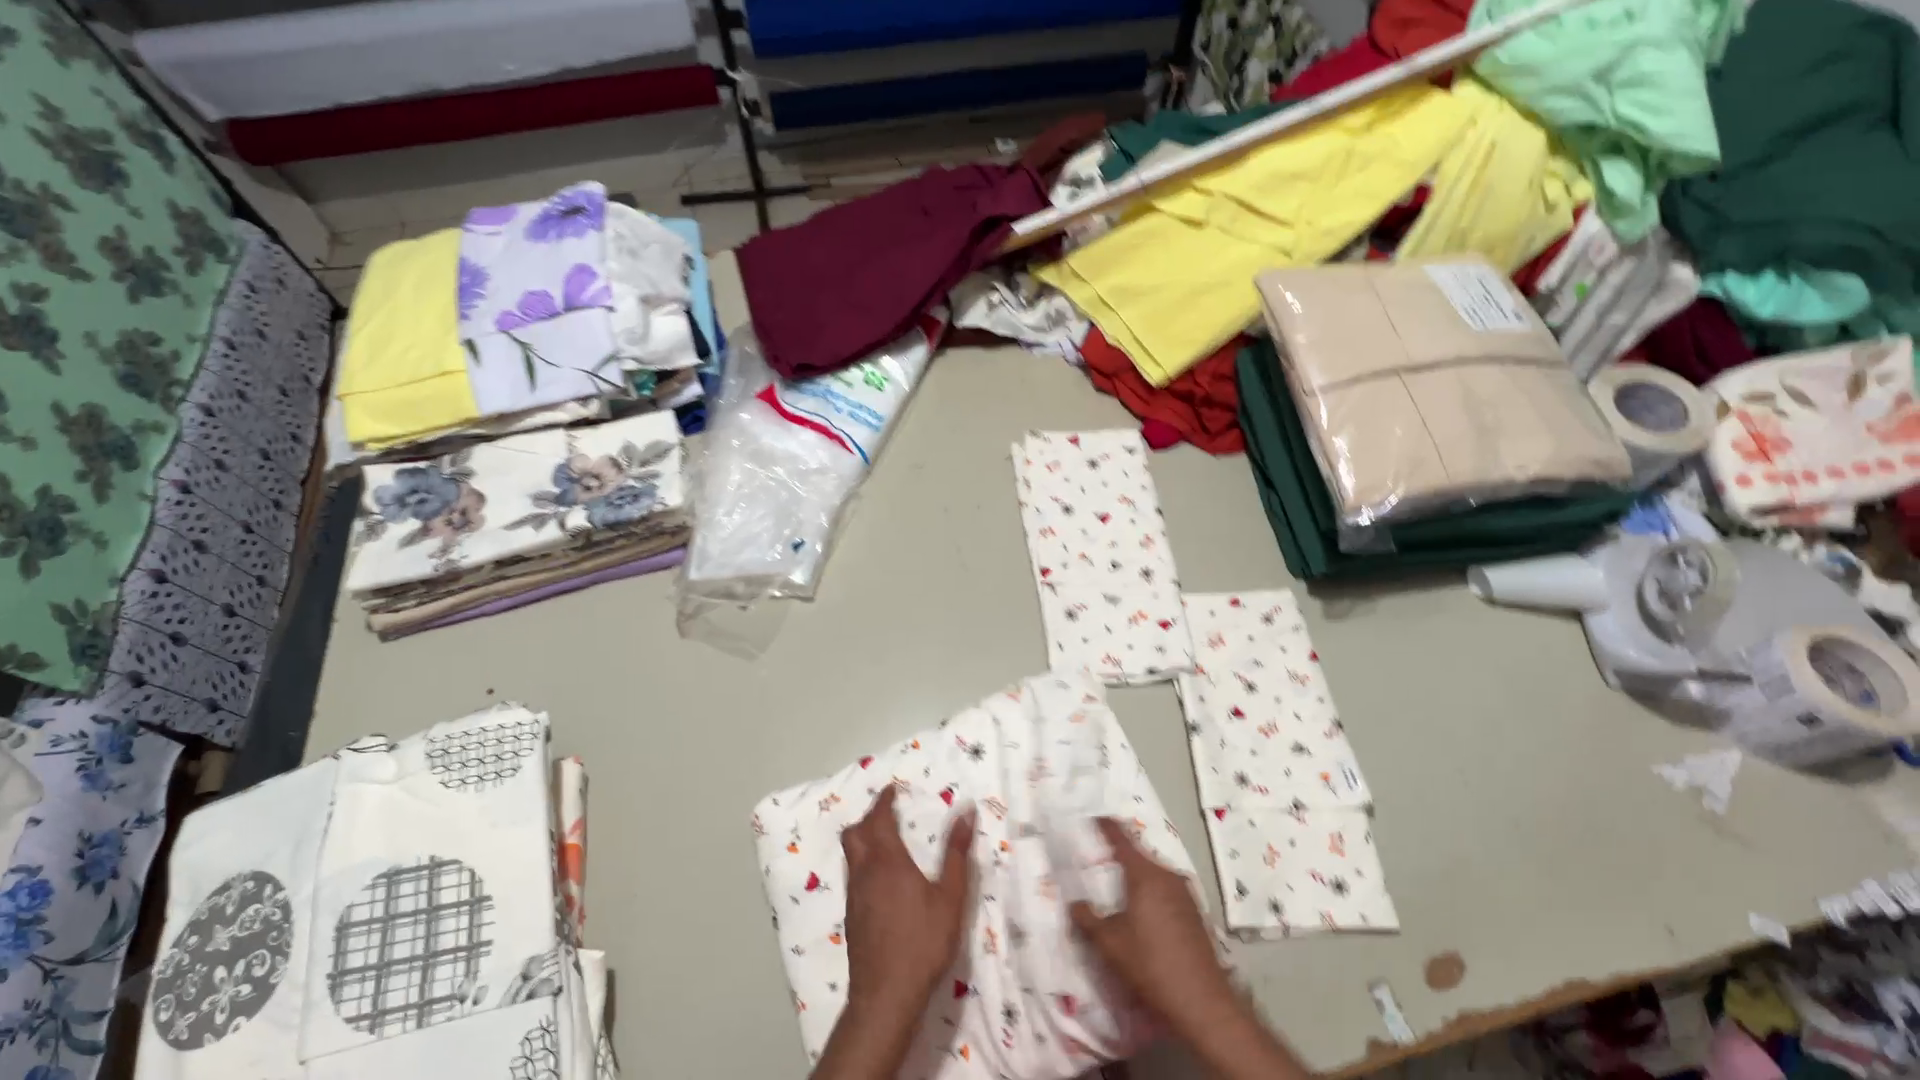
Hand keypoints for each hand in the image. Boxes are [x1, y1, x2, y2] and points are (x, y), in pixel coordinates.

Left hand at [812, 787, 974, 1079]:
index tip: (892, 789)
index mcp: (887, 861)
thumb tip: (966, 810)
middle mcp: (864, 873)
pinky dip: (864, 864)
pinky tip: (883, 880)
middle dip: (869, 817)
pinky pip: (854, 876)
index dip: (883, 801)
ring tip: (886, 840)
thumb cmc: (923, 942)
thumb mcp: (951, 897)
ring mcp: (854, 896)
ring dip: (864, 839)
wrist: (886, 994)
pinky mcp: (852, 917)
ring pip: (851, 856)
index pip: (877, 818)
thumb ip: (957, 853)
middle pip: (855, 833)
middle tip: (888, 812)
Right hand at [1068, 817, 1234, 1032]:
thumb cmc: (1150, 964)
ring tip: (1116, 888)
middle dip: (1120, 855)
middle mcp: (1169, 877)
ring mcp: (1186, 895)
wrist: (1201, 1001)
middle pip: (1140, 856)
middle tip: (1098, 860)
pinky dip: (1149, 893)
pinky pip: (1166, 892)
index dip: (1106, 826)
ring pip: (1154, 875)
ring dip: (1136, 877)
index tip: (1094, 816)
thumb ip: (1087, 918)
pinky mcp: (1194, 914)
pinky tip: (1141, 914)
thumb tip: (1075, 903)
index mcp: (1146, 875)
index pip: (1122, 839)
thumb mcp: (1108, 943)